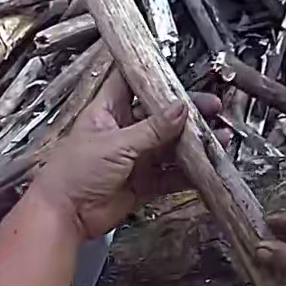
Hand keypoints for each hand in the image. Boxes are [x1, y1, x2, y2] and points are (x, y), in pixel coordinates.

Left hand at [25, 71, 220, 240]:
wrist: (65, 216)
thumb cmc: (75, 172)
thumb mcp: (115, 143)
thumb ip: (151, 129)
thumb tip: (181, 109)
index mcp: (108, 112)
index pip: (131, 84)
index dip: (153, 75)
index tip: (180, 70)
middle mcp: (123, 132)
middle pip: (160, 116)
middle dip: (187, 112)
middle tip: (213, 109)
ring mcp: (134, 159)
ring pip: (169, 146)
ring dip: (193, 143)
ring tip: (220, 137)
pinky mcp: (142, 184)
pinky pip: (169, 175)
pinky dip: (188, 172)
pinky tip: (207, 166)